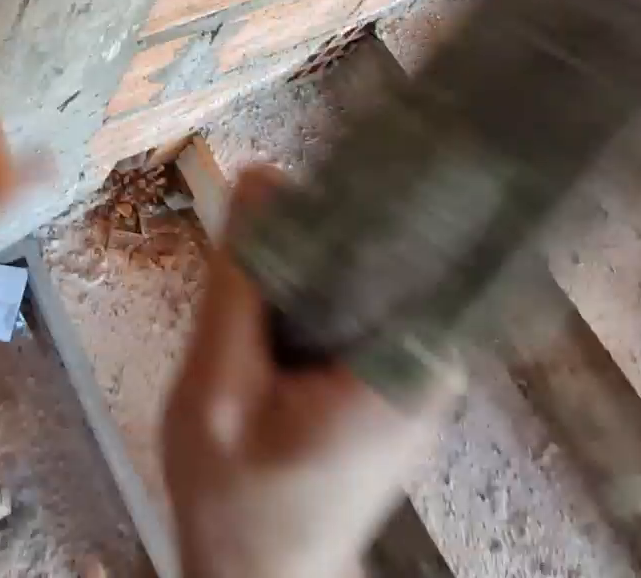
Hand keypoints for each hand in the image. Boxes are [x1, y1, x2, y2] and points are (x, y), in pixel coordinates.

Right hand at [163, 167, 462, 577]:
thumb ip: (237, 287)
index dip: (380, 184)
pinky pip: (357, 300)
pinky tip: (275, 269)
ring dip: (319, 244)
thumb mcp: (215, 390)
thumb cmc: (235, 501)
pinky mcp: (386, 378)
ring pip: (369, 272)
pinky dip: (318, 277)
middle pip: (393, 251)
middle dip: (330, 212)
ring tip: (266, 222)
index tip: (336, 140)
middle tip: (268, 191)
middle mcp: (425, 366)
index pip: (420, 244)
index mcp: (400, 371)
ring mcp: (410, 373)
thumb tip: (257, 177)